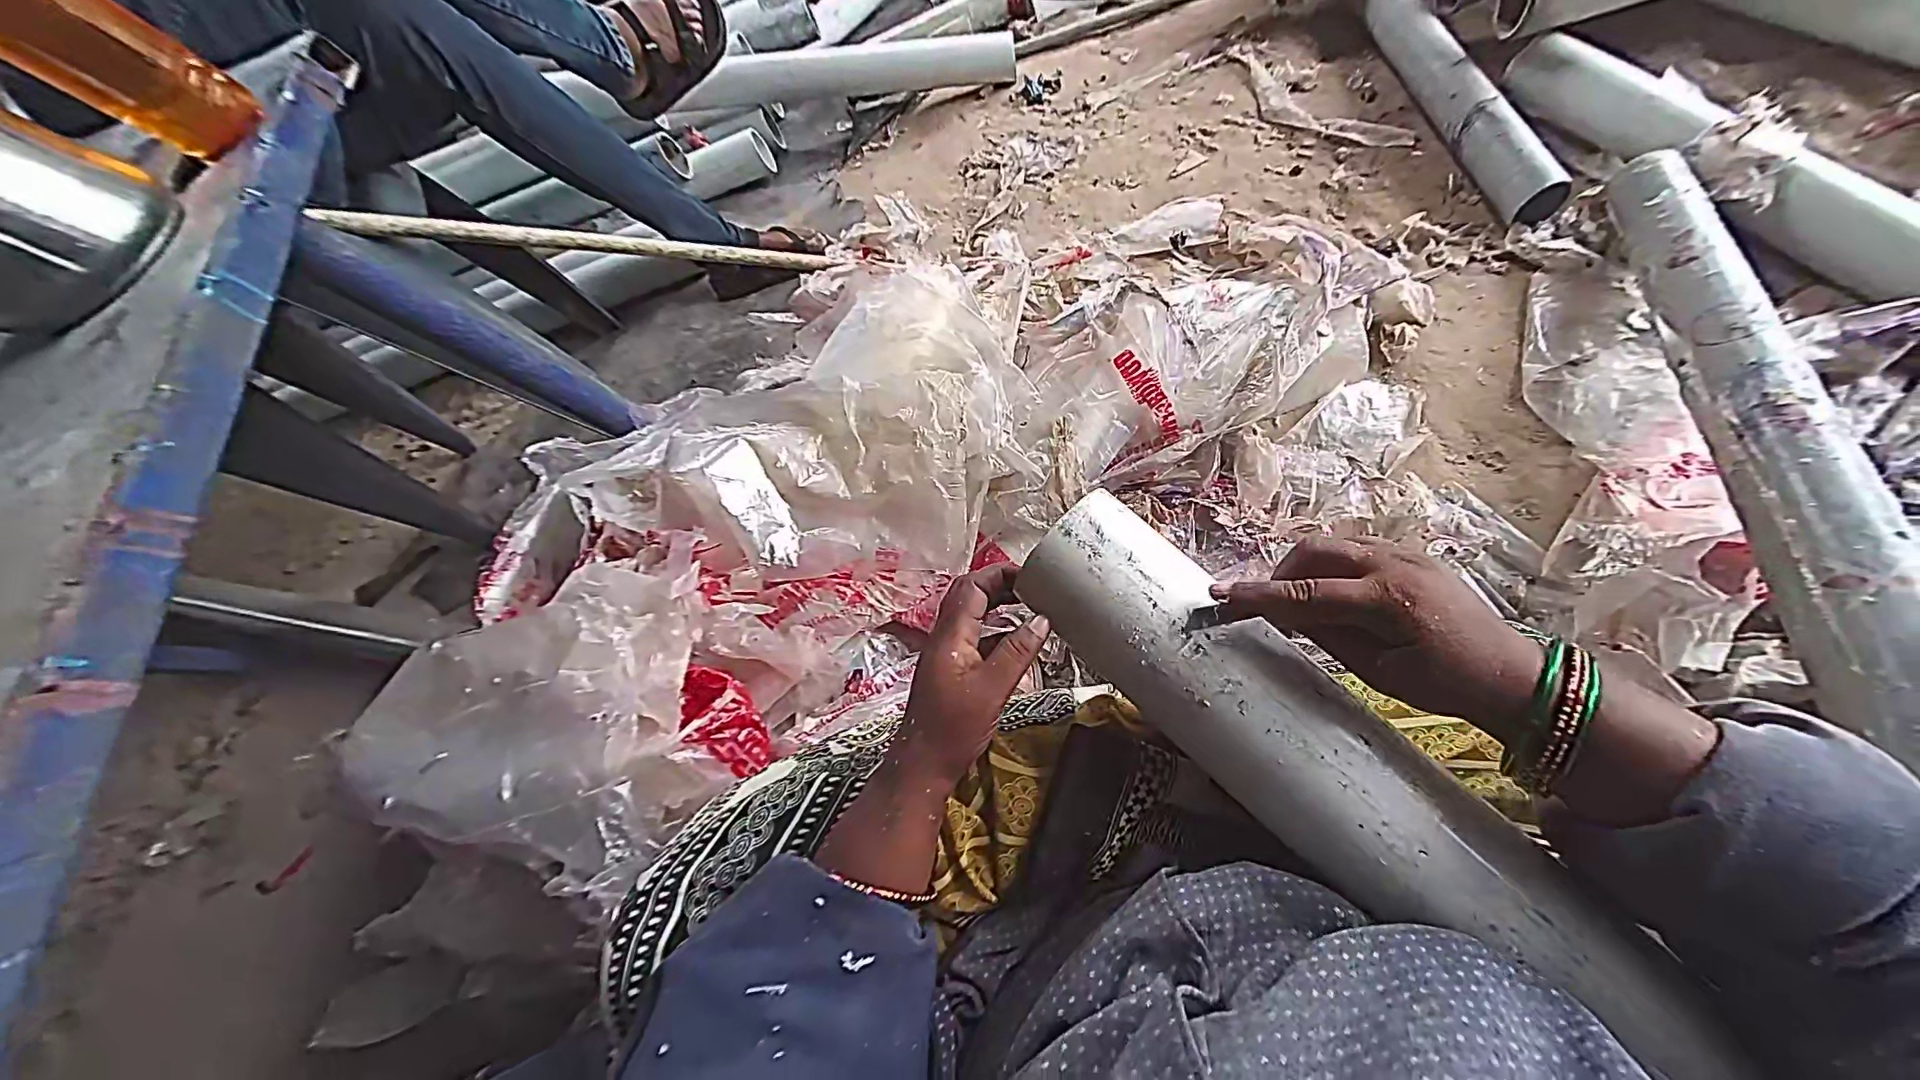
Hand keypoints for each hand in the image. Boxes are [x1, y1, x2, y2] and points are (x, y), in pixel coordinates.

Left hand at [894, 564, 1050, 783]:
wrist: (924, 763)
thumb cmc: (954, 729)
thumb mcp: (993, 688)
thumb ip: (1018, 651)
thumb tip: (1042, 619)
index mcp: (951, 636)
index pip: (972, 586)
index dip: (1000, 574)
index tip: (1030, 576)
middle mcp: (945, 638)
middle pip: (968, 595)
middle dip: (999, 584)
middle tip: (1031, 587)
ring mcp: (946, 653)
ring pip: (971, 616)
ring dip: (997, 606)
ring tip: (1029, 607)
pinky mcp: (951, 669)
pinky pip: (974, 637)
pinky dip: (995, 631)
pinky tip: (1016, 641)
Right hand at [1210, 536, 1541, 739]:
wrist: (1513, 674)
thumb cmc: (1447, 684)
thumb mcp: (1378, 671)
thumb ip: (1327, 634)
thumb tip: (1282, 614)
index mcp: (1388, 599)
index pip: (1306, 593)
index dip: (1258, 595)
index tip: (1222, 594)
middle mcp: (1396, 564)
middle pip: (1314, 552)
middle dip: (1279, 575)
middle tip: (1266, 604)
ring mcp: (1406, 554)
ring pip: (1331, 544)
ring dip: (1303, 567)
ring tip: (1298, 600)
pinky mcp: (1411, 554)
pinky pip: (1354, 547)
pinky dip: (1329, 564)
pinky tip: (1329, 590)